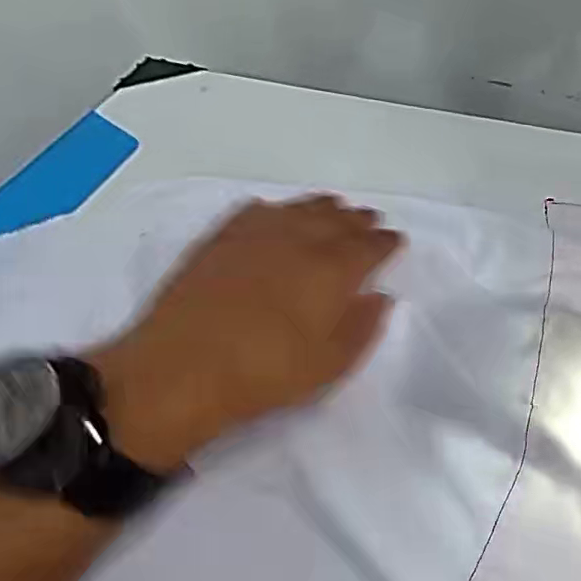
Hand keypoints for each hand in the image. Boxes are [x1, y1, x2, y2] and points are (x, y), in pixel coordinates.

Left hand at [88, 195, 398, 468]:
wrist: (183, 370)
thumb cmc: (269, 373)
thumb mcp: (332, 363)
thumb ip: (362, 326)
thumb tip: (379, 296)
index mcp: (331, 272)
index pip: (367, 247)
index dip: (385, 243)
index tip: (396, 239)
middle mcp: (295, 244)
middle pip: (334, 222)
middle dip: (357, 220)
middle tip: (370, 219)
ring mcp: (252, 238)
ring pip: (295, 210)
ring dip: (320, 208)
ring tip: (334, 207)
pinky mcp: (217, 243)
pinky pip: (252, 212)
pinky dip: (273, 208)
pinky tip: (274, 211)